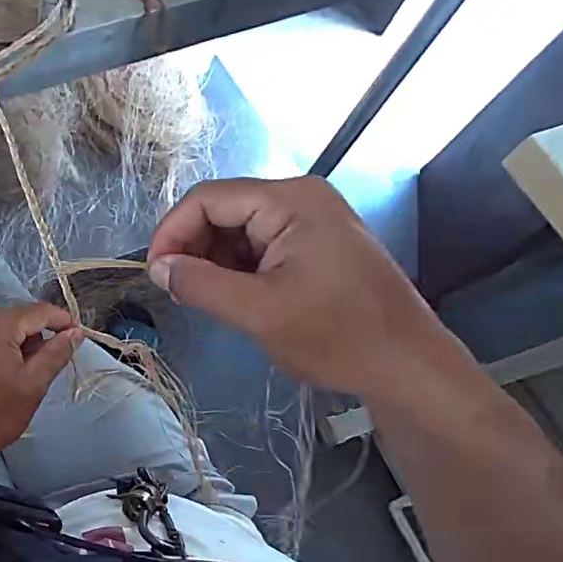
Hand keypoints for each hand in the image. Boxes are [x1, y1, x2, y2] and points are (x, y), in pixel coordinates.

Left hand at [0, 303, 84, 494]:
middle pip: (21, 317)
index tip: (79, 337)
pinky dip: (7, 349)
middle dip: (43, 334)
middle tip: (57, 360)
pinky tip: (13, 372)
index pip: (40, 311)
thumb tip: (75, 332)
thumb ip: (57, 352)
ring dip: (25, 343)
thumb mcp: (35, 383)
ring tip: (35, 372)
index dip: (63, 321)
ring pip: (6, 329)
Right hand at [147, 177, 472, 398]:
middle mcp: (301, 197)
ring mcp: (313, 220)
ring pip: (241, 231)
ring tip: (211, 301)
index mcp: (290, 200)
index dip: (172, 232)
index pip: (208, 198)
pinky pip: (263, 246)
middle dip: (196, 249)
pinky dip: (241, 270)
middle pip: (224, 210)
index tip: (155, 275)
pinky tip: (238, 299)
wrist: (406, 363)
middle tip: (182, 293)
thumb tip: (158, 268)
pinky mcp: (318, 244)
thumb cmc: (338, 336)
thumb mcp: (260, 312)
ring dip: (217, 263)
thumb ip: (202, 285)